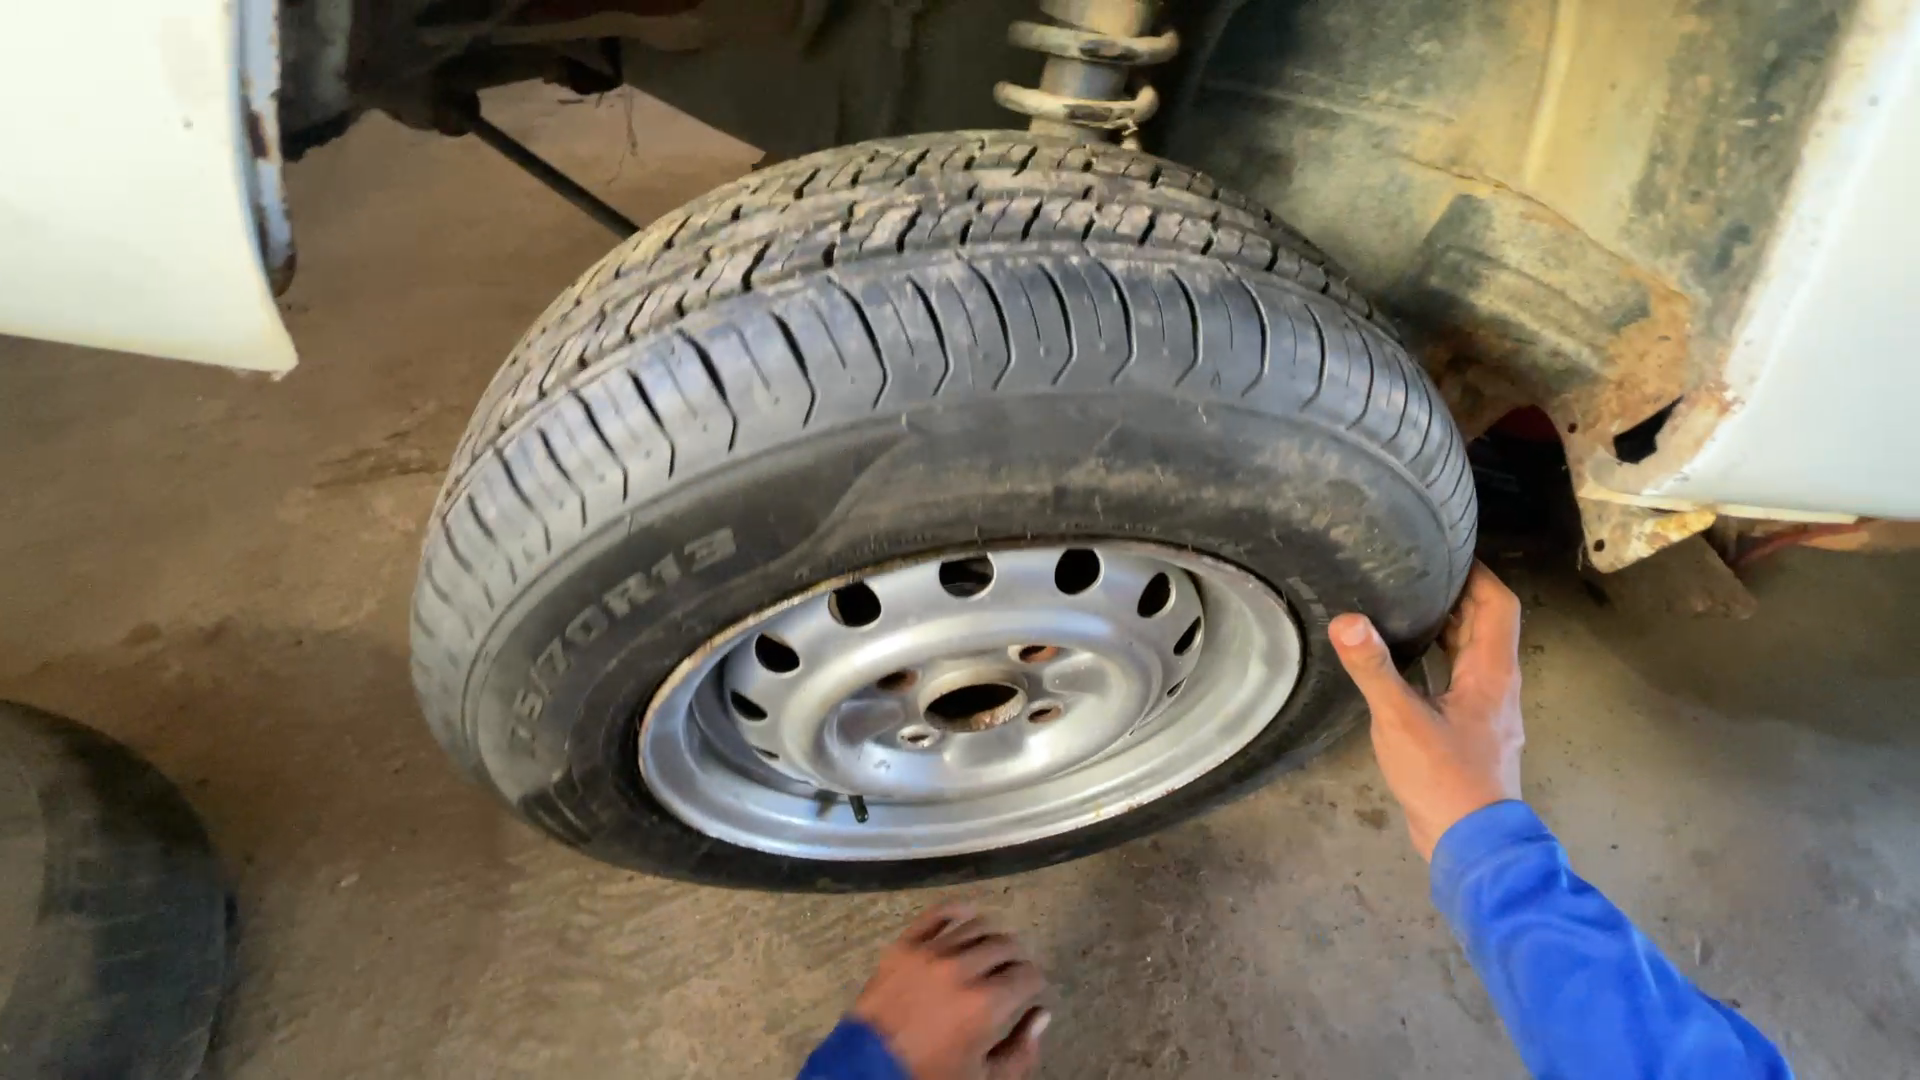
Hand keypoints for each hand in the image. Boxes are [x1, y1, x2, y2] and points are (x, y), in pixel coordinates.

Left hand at [851, 905, 1049, 1079]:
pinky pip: (936, 914)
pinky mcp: (905, 944)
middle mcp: (962, 968)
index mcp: (986, 1004)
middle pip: (1004, 946)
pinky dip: (957, 910)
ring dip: (991, 935)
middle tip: (1014, 969)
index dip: (1035, 981)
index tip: (1032, 987)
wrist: (865, 1072)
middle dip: (1017, 957)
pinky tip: (968, 914)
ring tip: (992, 947)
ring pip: (975, 926)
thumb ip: (1020, 1053)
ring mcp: (931, 952)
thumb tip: (1041, 1015)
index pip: (1026, 976)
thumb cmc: (929, 1079)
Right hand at [1328, 562, 1525, 859]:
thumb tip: (1346, 620)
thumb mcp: (1400, 719)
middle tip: (1412, 569)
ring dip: (1445, 625)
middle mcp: (1495, 685)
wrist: (1470, 843)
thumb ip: (1373, 669)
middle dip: (1455, 594)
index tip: (1448, 549)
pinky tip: (1402, 658)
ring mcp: (1483, 709)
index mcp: (1491, 674)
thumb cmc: (1444, 777)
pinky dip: (1435, 656)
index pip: (1498, 607)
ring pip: (1470, 652)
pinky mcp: (1467, 728)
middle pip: (1485, 626)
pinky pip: (1455, 676)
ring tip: (1402, 602)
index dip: (1479, 574)